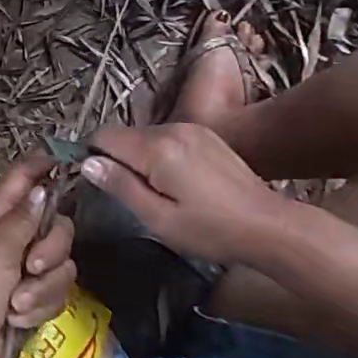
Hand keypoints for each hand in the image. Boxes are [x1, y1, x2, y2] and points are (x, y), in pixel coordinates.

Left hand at [0, 154, 76, 357]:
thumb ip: (24, 218)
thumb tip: (44, 188)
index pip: (24, 179)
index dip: (43, 167)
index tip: (66, 165)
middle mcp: (18, 235)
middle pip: (59, 223)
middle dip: (51, 248)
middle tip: (32, 266)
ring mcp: (29, 266)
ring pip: (63, 261)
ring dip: (42, 287)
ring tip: (17, 302)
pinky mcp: (39, 294)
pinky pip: (60, 290)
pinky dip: (41, 305)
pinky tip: (19, 316)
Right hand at [81, 123, 280, 263]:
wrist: (270, 226)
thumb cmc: (212, 230)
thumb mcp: (159, 219)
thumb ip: (121, 186)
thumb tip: (88, 163)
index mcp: (157, 148)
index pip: (104, 136)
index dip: (94, 156)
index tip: (101, 183)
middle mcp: (173, 127)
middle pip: (126, 135)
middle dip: (119, 160)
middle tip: (134, 197)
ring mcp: (193, 128)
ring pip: (146, 136)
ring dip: (141, 158)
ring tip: (159, 194)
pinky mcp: (206, 134)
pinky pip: (167, 137)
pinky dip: (161, 155)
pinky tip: (179, 183)